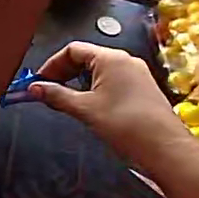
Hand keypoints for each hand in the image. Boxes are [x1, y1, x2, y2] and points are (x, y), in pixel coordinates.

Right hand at [30, 42, 192, 168]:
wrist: (164, 147)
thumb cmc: (126, 124)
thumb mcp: (84, 109)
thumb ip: (56, 95)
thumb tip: (34, 88)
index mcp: (111, 58)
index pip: (73, 50)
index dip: (52, 64)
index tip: (39, 81)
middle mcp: (125, 61)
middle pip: (85, 58)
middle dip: (63, 73)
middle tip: (47, 91)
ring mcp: (135, 74)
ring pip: (97, 71)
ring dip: (77, 83)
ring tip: (64, 100)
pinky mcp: (141, 89)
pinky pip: (110, 81)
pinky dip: (93, 89)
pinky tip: (86, 106)